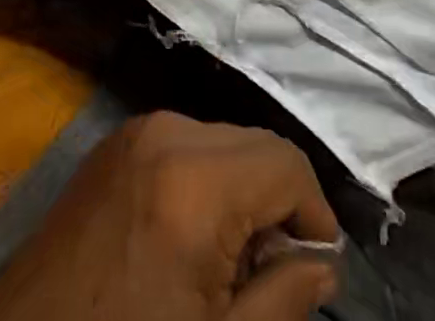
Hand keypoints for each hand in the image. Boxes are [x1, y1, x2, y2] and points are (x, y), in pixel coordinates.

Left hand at [0, 111, 341, 320]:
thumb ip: (284, 299)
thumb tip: (323, 267)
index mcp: (195, 181)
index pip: (289, 166)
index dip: (315, 214)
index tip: (316, 263)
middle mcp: (168, 135)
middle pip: (259, 147)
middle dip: (279, 200)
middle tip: (271, 267)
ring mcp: (135, 134)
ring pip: (226, 142)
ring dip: (244, 188)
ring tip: (229, 255)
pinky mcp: (112, 147)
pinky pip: (187, 145)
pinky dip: (207, 179)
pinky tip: (190, 234)